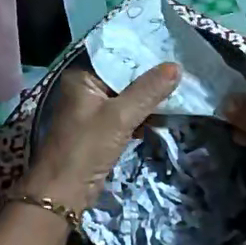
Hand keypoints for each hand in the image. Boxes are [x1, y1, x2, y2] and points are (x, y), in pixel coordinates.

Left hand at [21, 63, 179, 213]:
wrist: (63, 194)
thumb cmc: (86, 148)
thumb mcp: (120, 116)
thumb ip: (148, 90)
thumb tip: (177, 66)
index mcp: (81, 77)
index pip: (117, 57)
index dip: (143, 54)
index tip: (171, 50)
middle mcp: (85, 89)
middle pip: (124, 77)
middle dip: (150, 78)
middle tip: (181, 69)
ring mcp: (92, 111)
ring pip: (127, 97)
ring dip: (149, 98)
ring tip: (179, 88)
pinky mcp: (101, 130)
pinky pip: (127, 114)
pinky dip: (143, 114)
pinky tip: (165, 111)